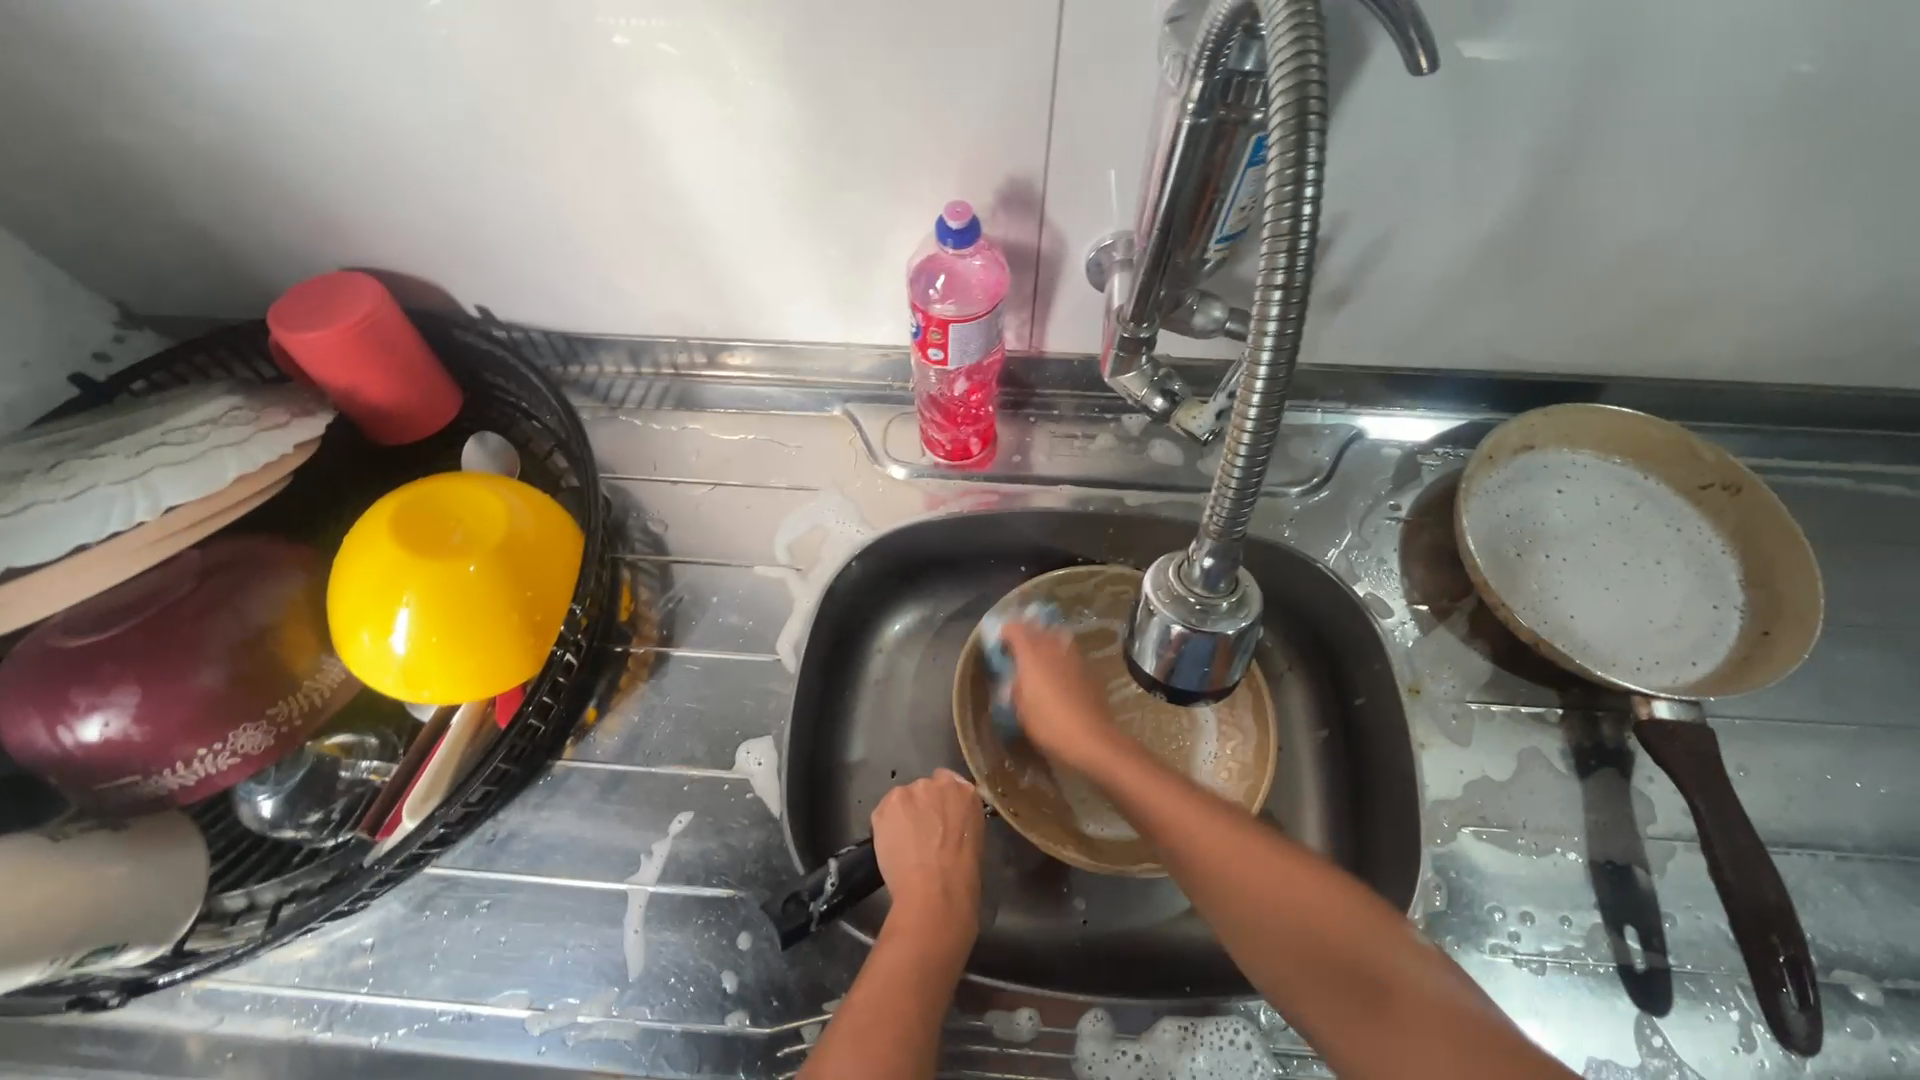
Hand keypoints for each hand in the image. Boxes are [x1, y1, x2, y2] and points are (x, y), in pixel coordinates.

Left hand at [871, 769, 983, 941]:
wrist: (935, 890)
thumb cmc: (962, 874)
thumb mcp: (973, 836)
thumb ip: (960, 818)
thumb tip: (948, 821)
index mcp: (964, 791)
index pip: (949, 782)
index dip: (941, 801)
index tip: (938, 817)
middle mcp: (935, 783)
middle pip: (923, 789)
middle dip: (922, 806)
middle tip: (922, 832)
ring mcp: (908, 792)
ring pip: (902, 800)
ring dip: (903, 815)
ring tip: (905, 843)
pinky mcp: (886, 806)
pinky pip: (884, 813)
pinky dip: (887, 826)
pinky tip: (893, 847)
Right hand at [1001, 621, 1122, 771]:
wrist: (1090, 737)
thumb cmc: (1048, 723)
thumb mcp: (1019, 707)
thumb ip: (1015, 684)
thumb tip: (1016, 676)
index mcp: (1031, 654)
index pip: (1015, 628)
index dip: (1005, 633)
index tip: (1001, 647)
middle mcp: (1053, 647)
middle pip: (1038, 627)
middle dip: (1027, 633)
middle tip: (1019, 649)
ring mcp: (1074, 655)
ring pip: (1057, 636)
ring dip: (1046, 641)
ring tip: (1040, 658)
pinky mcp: (1089, 668)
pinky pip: (1071, 652)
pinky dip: (1062, 656)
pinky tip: (1061, 673)